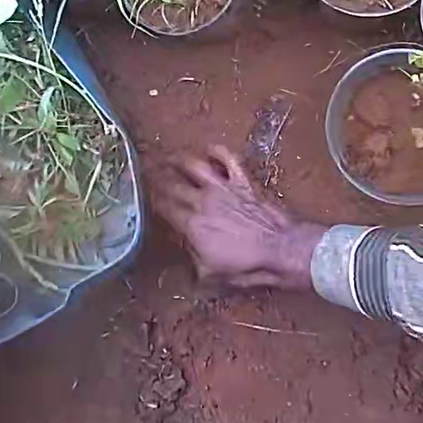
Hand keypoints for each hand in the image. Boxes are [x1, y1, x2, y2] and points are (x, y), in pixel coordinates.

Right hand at [154, 146, 326, 290]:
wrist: (281, 249)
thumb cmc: (248, 266)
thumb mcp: (211, 273)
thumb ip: (193, 258)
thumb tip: (187, 248)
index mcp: (192, 225)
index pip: (163, 207)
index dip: (150, 200)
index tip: (142, 196)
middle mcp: (203, 201)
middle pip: (172, 184)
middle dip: (156, 177)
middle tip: (147, 172)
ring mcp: (223, 187)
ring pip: (194, 165)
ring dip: (179, 159)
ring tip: (170, 157)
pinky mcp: (243, 181)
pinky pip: (227, 158)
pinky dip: (217, 151)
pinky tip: (209, 149)